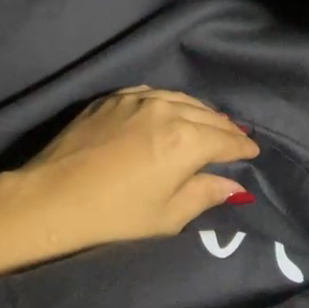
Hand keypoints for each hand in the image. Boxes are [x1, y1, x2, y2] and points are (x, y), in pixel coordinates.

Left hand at [0, 86, 260, 263]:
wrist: (55, 192)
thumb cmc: (115, 213)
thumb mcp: (168, 214)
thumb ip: (204, 194)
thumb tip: (233, 185)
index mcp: (184, 140)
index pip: (224, 139)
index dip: (242, 147)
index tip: (253, 151)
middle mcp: (163, 110)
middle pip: (204, 115)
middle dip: (224, 127)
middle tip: (237, 136)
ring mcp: (134, 98)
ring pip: (178, 98)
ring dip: (198, 110)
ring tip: (210, 120)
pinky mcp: (111, 97)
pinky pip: (150, 93)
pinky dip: (167, 100)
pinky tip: (170, 107)